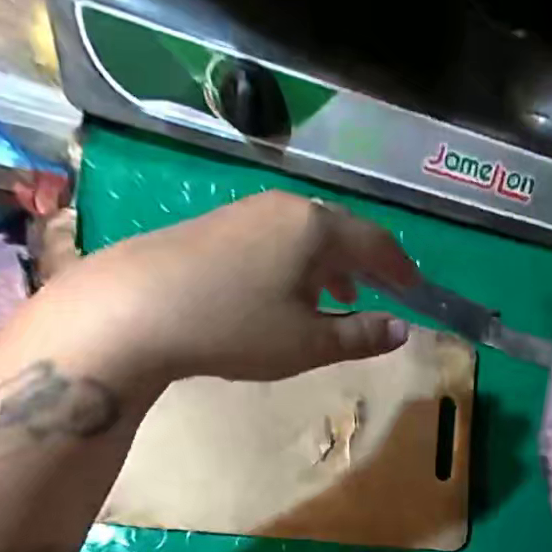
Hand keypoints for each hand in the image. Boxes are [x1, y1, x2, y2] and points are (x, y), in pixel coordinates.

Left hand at [27, 191, 421, 383]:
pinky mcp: (218, 225)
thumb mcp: (308, 343)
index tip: (416, 292)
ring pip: (309, 235)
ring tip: (342, 297)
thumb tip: (401, 330)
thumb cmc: (236, 326)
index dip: (402, 270)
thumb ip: (360, 336)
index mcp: (317, 229)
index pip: (377, 243)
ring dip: (333, 265)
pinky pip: (279, 238)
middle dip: (369, 264)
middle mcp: (287, 208)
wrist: (135, 309)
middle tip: (384, 291)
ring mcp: (248, 212)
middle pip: (343, 231)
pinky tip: (290, 291)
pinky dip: (300, 262)